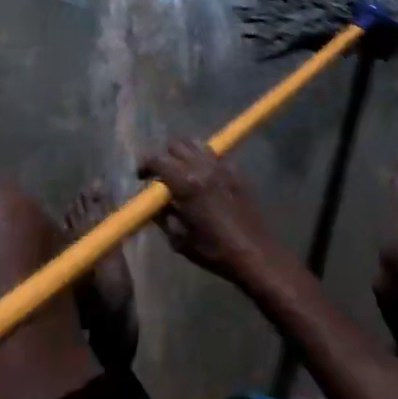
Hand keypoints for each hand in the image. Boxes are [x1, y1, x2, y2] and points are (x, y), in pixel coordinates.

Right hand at [139, 138, 279, 282]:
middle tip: (161, 175)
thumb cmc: (214, 251)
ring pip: (195, 144)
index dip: (145, 164)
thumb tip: (152, 202)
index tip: (142, 176)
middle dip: (164, 156)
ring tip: (181, 172)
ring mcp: (222, 166)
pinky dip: (203, 160)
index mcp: (185, 182)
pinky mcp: (236, 172)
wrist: (255, 254)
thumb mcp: (179, 239)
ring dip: (184, 154)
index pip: (157, 158)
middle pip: (176, 144)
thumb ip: (162, 215)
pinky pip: (214, 155)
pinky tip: (204, 179)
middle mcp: (202, 167)